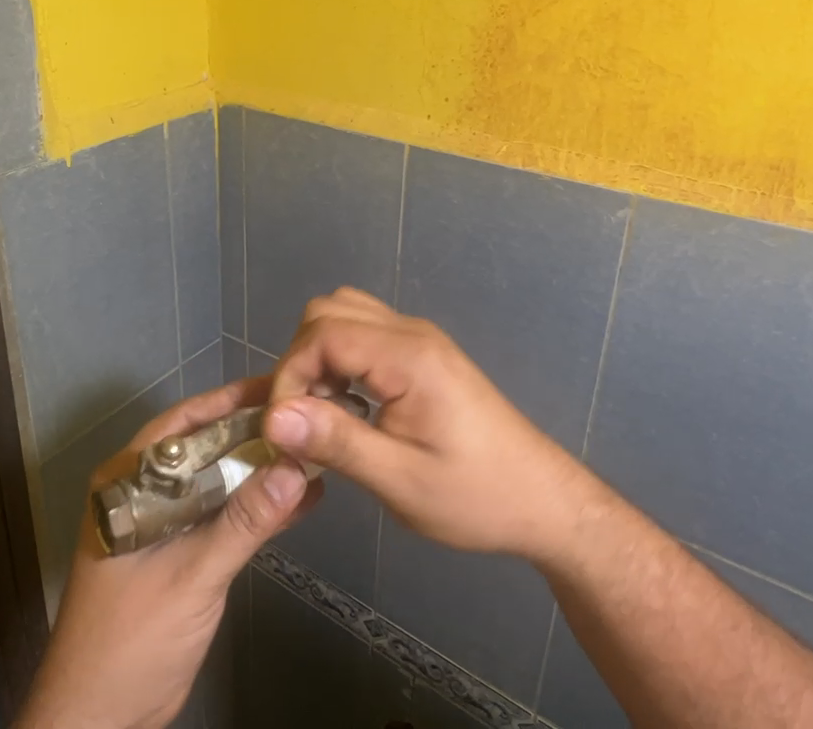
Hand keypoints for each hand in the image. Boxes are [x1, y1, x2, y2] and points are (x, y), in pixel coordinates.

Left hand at [16, 375, 322, 728]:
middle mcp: (144, 493)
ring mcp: (162, 524)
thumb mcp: (191, 577)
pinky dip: (258, 508)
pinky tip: (302, 498)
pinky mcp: (179, 552)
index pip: (184, 424)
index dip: (232, 402)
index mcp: (129, 483)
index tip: (283, 386)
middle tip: (309, 413)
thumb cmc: (132, 640)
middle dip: (255, 433)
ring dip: (261, 469)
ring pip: (218, 481)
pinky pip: (223, 515)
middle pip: (205, 448)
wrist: (98, 719)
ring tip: (315, 448)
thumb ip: (243, 523)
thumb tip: (295, 467)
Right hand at [262, 287, 603, 563]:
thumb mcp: (399, 480)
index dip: (289, 375)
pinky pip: (365, 335)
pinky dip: (341, 360)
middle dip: (300, 361)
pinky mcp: (423, 355)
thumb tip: (272, 419)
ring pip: (346, 315)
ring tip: (322, 413)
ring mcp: (420, 340)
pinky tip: (348, 408)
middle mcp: (412, 334)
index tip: (284, 428)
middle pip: (329, 312)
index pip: (322, 334)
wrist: (540, 500)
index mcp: (408, 357)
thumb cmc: (475, 496)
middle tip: (302, 418)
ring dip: (319, 357)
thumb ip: (336, 441)